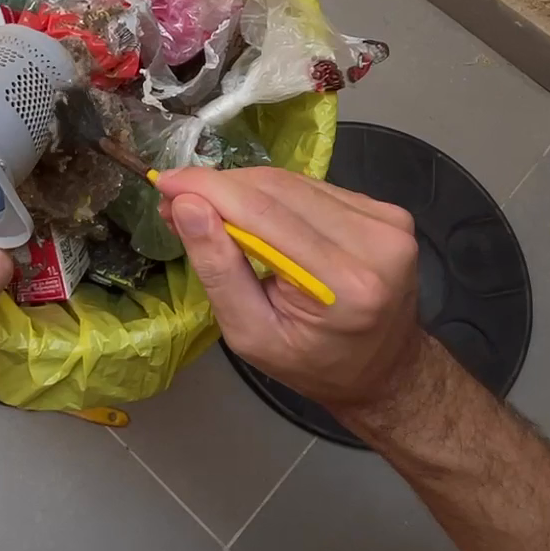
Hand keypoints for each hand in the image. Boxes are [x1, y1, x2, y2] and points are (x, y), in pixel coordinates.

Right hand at [155, 167, 421, 410]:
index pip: (261, 212)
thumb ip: (217, 268)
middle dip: (216, 187)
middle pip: (274, 188)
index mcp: (344, 283)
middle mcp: (375, 242)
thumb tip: (185, 205)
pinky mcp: (386, 211)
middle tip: (175, 199)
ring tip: (207, 207)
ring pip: (290, 181)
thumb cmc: (310, 363)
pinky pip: (309, 186)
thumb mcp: (249, 333)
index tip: (163, 182)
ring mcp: (386, 222)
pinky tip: (252, 214)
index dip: (206, 188)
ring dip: (240, 188)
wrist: (386, 370)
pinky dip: (270, 194)